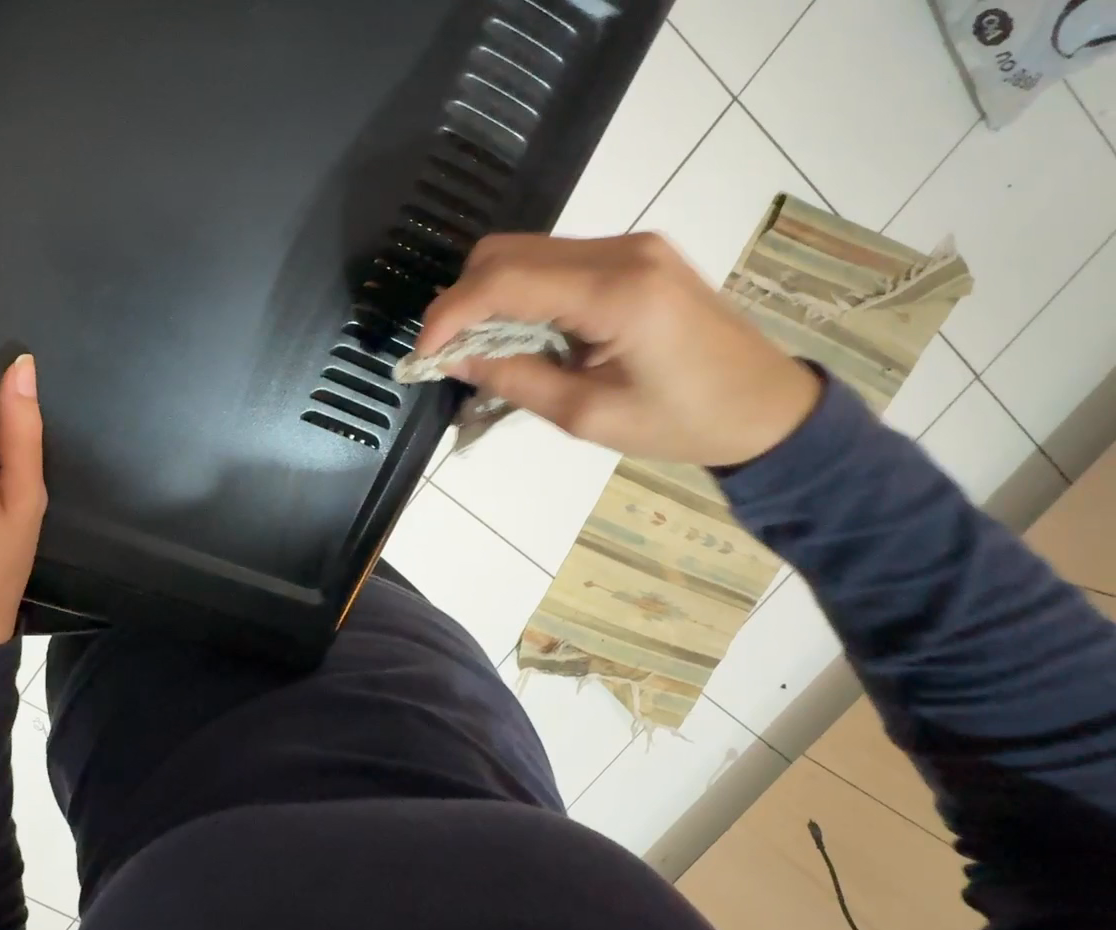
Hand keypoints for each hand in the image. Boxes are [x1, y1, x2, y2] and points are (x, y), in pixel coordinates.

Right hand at [414, 233, 822, 466]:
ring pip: (523, 251)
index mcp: (617, 293)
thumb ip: (515, 379)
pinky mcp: (632, 254)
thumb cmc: (682, 423)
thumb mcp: (587, 416)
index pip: (504, 280)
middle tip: (450, 353)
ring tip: (481, 347)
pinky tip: (520, 332)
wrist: (767, 406)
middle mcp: (622, 251)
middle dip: (461, 301)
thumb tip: (454, 357)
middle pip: (506, 252)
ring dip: (487, 296)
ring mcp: (630, 246)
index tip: (424, 354)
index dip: (449, 313)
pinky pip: (551, 261)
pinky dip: (518, 292)